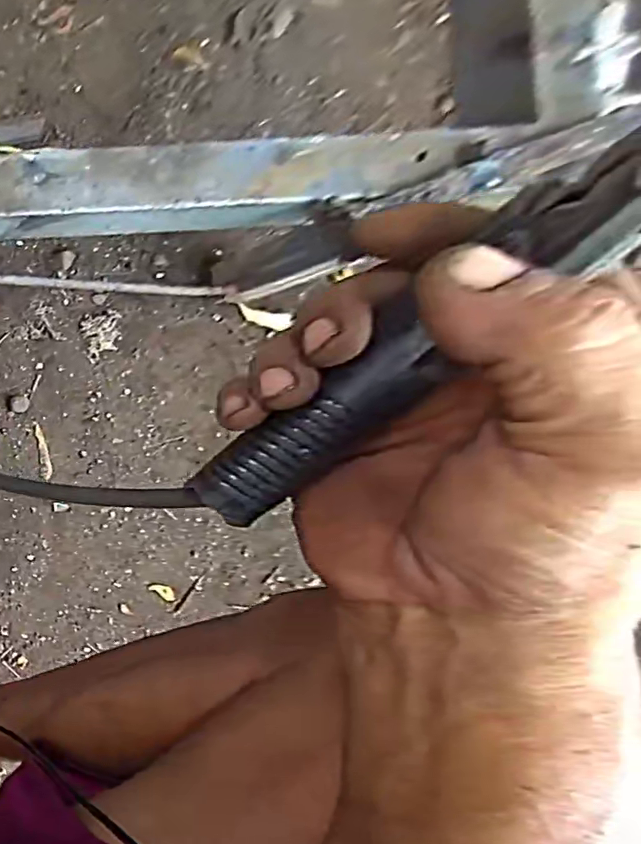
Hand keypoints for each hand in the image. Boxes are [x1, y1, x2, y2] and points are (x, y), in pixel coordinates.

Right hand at [215, 204, 640, 621]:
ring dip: (287, 352)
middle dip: (347, 309)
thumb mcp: (594, 446)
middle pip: (391, 292)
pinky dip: (249, 391)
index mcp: (558, 351)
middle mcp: (468, 363)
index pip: (512, 258)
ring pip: (322, 334)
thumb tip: (471, 272)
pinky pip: (274, 386)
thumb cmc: (536, 548)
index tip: (396, 234)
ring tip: (288, 387)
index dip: (453, 233)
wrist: (433, 609)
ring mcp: (389, 395)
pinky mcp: (326, 425)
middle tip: (339, 344)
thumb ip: (560, 346)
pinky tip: (254, 409)